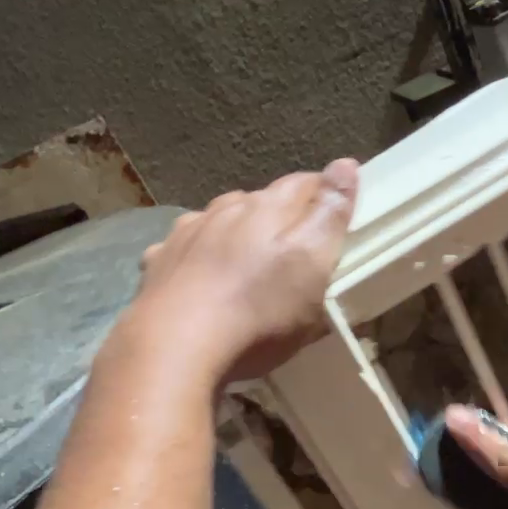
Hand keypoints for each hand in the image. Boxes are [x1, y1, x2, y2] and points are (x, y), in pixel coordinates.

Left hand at [119, 159, 358, 388]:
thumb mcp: (312, 266)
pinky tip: (204, 278)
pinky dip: (201, 255)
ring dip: (240, 232)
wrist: (178, 345)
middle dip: (283, 216)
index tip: (338, 212)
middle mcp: (227, 209)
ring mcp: (189, 232)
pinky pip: (187, 248)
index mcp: (269, 209)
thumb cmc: (260, 313)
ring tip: (251, 262)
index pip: (306, 184)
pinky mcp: (161, 261)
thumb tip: (346, 164)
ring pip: (222, 220)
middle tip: (299, 248)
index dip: (326, 194)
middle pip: (262, 201)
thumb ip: (330, 216)